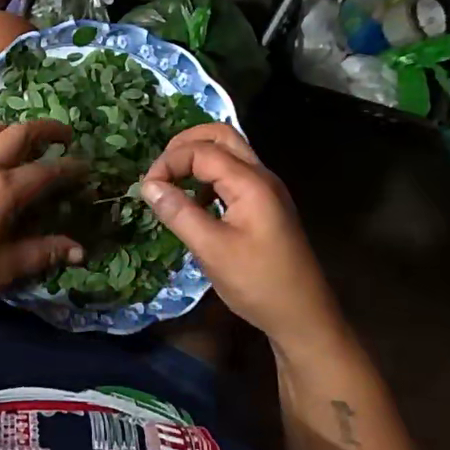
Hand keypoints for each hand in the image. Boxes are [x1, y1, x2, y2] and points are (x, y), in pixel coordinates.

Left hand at [0, 121, 85, 316]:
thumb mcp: (3, 267)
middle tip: (66, 136)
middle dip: (48, 130)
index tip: (87, 168)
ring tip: (30, 139)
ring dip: (17, 128)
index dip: (71, 168)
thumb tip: (80, 250)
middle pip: (21, 133)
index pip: (47, 170)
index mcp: (3, 190)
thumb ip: (43, 253)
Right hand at [138, 125, 341, 343]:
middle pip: (222, 136)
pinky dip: (211, 177)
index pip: (202, 150)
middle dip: (186, 144)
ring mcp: (267, 190)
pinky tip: (196, 204)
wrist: (302, 314)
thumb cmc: (257, 282)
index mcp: (250, 182)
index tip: (146, 188)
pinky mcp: (266, 206)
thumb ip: (179, 213)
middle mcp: (262, 176)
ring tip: (172, 182)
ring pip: (231, 153)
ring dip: (199, 158)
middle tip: (160, 168)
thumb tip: (148, 185)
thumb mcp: (212, 249)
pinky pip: (236, 175)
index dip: (169, 161)